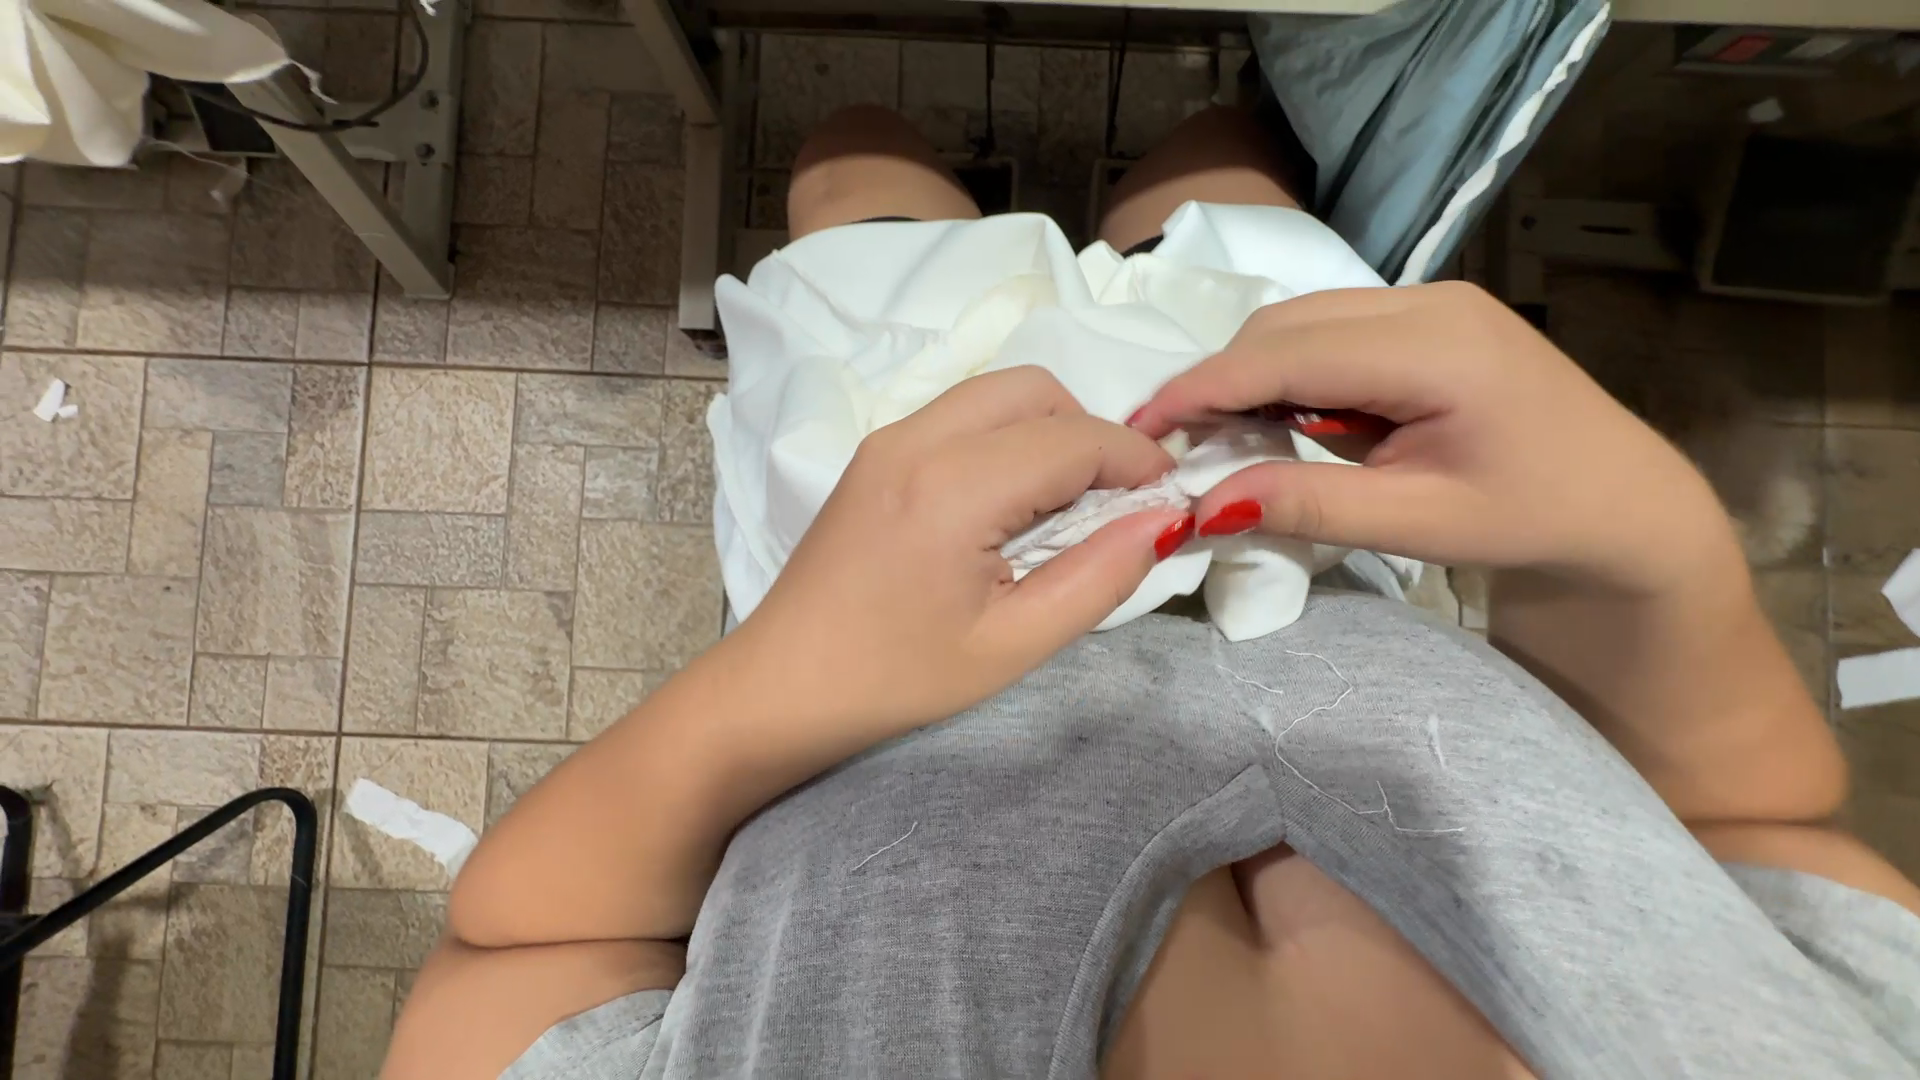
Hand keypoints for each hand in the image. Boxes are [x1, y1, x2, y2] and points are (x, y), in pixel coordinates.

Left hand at [722, 366, 1189, 737]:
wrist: (782, 685)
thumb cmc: (896, 679)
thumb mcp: (1011, 645)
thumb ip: (1098, 577)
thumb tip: (1163, 520)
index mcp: (953, 487)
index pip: (1074, 438)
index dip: (1135, 460)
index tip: (1168, 497)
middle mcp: (917, 438)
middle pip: (1035, 390)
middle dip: (1091, 433)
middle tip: (1113, 501)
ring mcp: (887, 438)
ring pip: (996, 394)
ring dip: (1048, 430)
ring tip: (1064, 504)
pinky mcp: (873, 452)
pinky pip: (960, 416)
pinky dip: (1005, 437)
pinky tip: (1008, 500)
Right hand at [1127, 282, 1740, 593]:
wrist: (1622, 505)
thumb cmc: (1531, 519)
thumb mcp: (1417, 523)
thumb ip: (1307, 505)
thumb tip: (1201, 505)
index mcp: (1435, 347)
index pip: (1281, 354)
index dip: (1199, 388)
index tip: (1138, 428)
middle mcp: (1426, 302)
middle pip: (1280, 326)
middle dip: (1215, 381)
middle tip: (1175, 446)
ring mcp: (1427, 303)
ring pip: (1294, 323)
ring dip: (1245, 376)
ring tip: (1218, 438)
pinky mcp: (1421, 320)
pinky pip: (1322, 332)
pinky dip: (1280, 373)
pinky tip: (1275, 418)